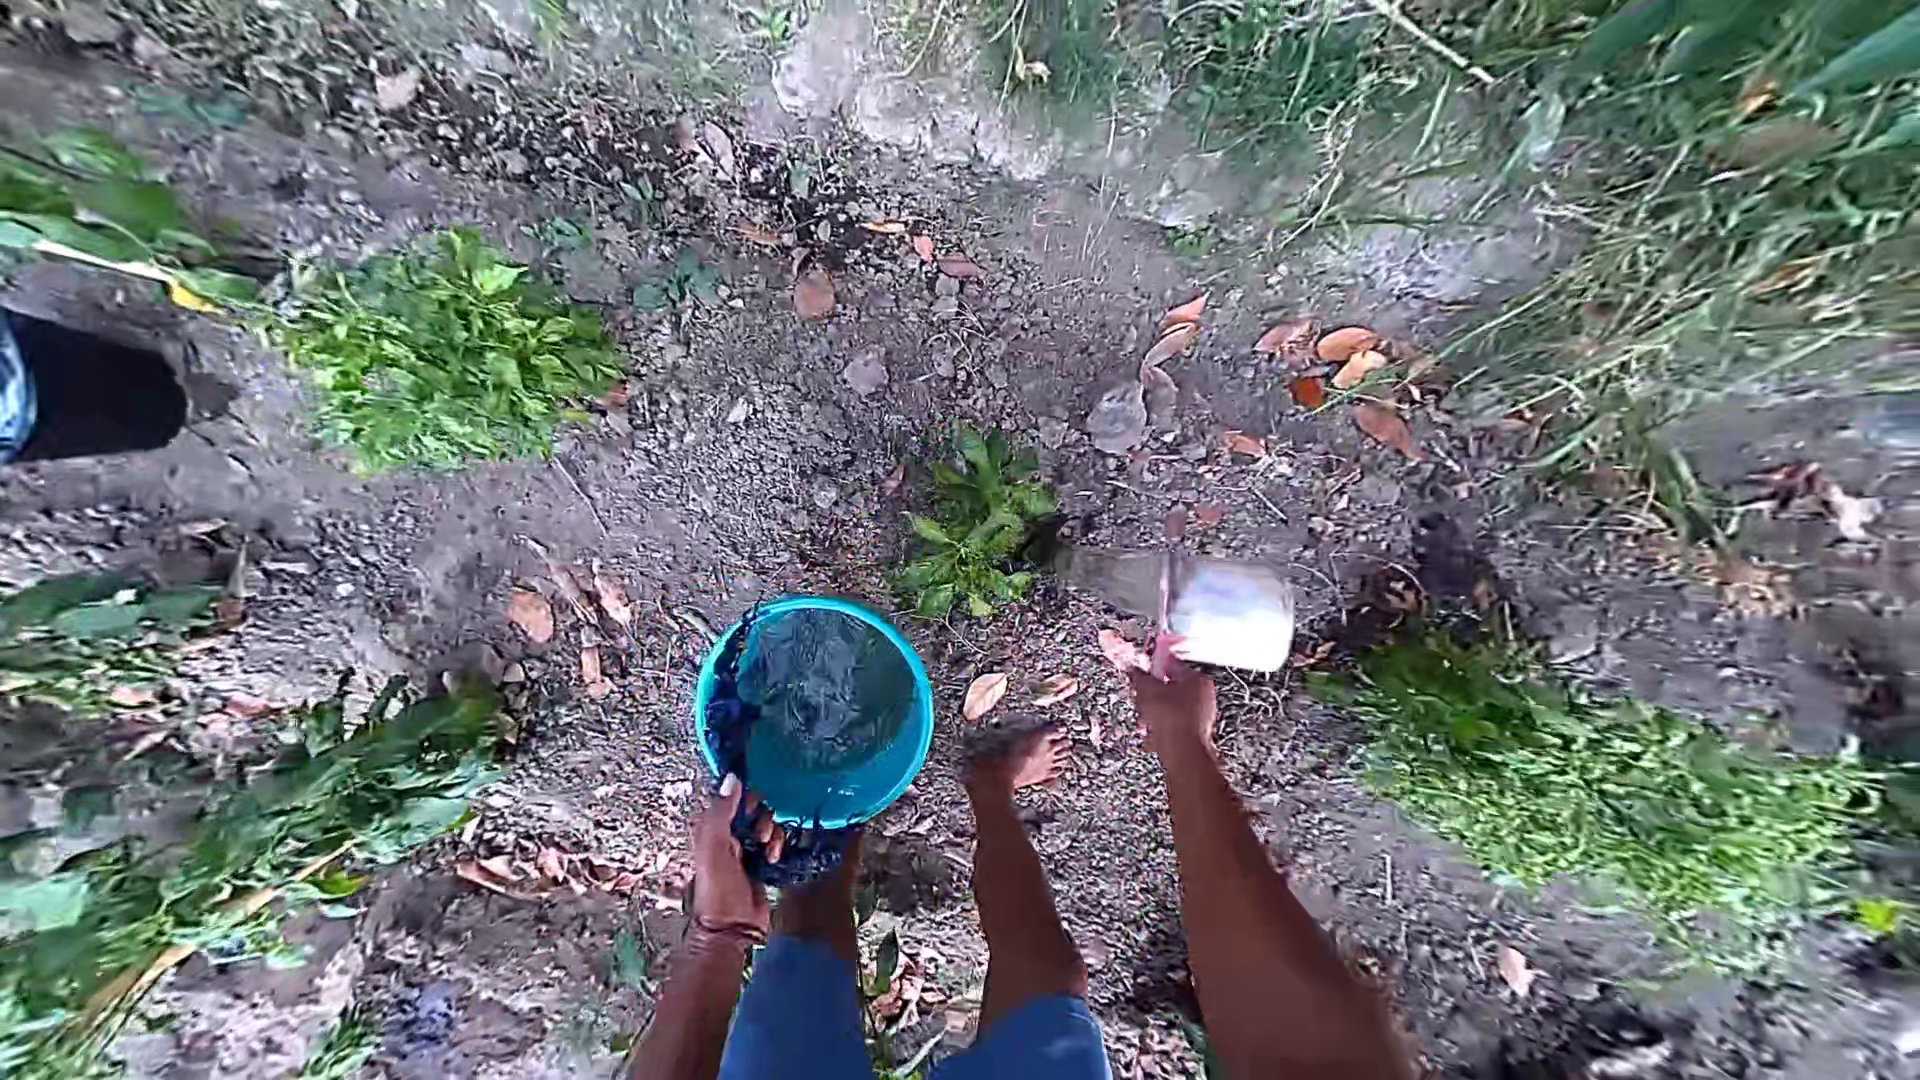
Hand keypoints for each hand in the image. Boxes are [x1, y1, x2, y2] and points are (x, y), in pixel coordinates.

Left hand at [690, 774, 769, 941]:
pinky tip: (774, 856)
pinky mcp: (764, 864)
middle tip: (762, 831)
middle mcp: (731, 838)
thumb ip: (721, 813)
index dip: (746, 798)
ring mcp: (748, 852)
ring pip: (768, 825)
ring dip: (772, 831)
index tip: (754, 804)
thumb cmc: (717, 891)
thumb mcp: (713, 848)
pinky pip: (776, 842)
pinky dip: (778, 845)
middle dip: (763, 816)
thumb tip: (732, 778)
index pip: (733, 800)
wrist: (732, 931)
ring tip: (768, 847)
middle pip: (754, 811)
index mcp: (714, 831)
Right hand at [1127, 637, 1215, 756]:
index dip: (1151, 667)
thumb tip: (1133, 670)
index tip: (1140, 670)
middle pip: (1169, 686)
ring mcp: (1201, 715)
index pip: (1171, 663)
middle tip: (1140, 698)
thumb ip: (1138, 676)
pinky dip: (1161, 727)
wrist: (1182, 754)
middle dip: (1150, 694)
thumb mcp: (1146, 690)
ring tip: (1144, 720)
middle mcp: (1204, 695)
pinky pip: (1173, 723)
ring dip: (1153, 713)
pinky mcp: (1194, 733)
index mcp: (1197, 679)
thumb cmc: (1173, 721)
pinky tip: (1152, 734)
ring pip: (1169, 707)